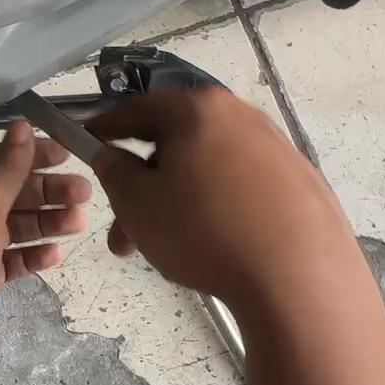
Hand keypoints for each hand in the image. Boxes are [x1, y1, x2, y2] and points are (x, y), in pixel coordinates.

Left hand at [0, 122, 91, 375]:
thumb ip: (5, 171)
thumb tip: (21, 125)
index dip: (27, 154)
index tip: (66, 154)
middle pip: (7, 194)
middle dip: (45, 192)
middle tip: (84, 193)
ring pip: (12, 227)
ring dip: (45, 223)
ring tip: (78, 222)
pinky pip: (10, 260)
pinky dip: (31, 255)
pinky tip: (55, 254)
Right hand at [88, 87, 360, 309]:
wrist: (297, 276)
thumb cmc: (203, 231)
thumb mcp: (137, 204)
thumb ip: (113, 172)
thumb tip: (110, 154)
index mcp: (196, 110)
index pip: (136, 108)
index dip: (104, 128)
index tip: (86, 145)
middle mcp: (239, 115)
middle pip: (172, 143)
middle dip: (139, 187)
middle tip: (121, 233)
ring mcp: (274, 147)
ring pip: (204, 169)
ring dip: (173, 202)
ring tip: (161, 250)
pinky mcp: (297, 181)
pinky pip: (238, 185)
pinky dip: (212, 206)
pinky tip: (210, 244)